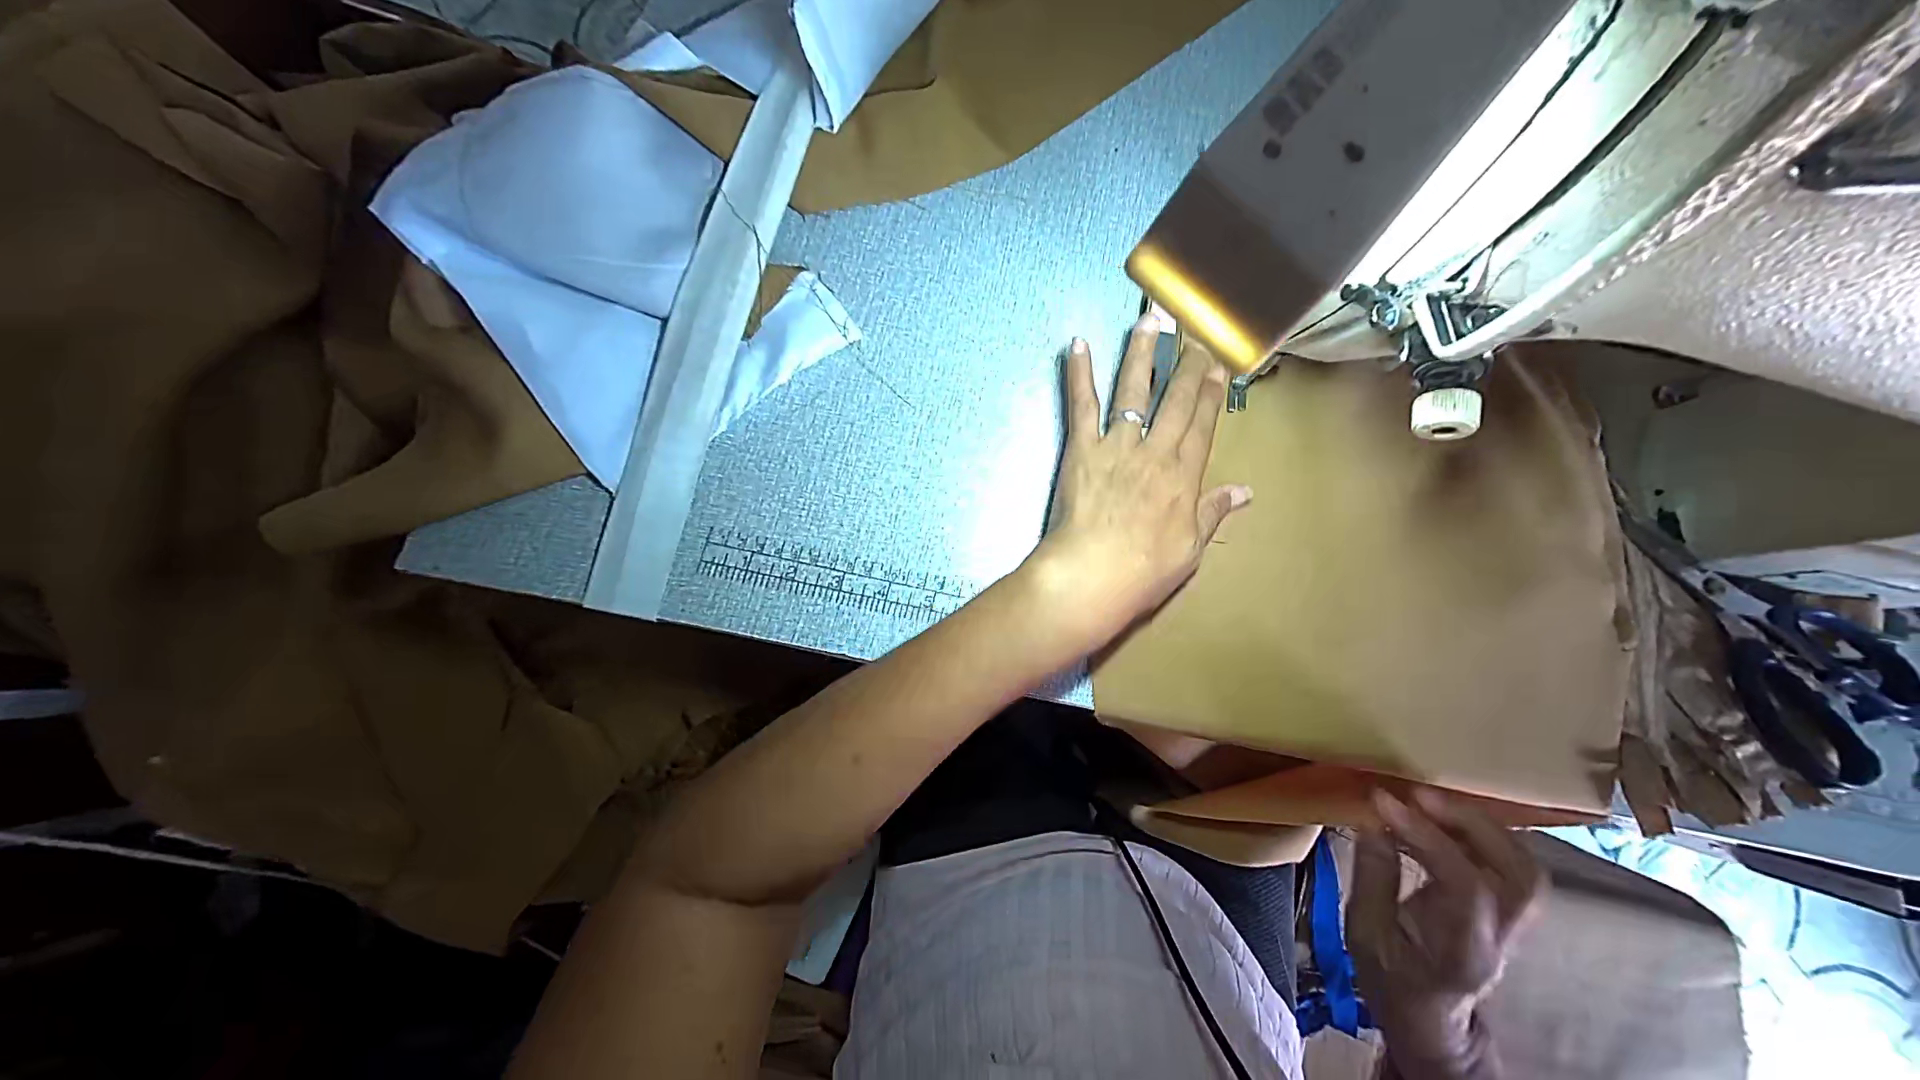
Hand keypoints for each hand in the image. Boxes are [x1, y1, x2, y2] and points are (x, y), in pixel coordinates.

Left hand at [1018, 311, 1249, 650]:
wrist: (1093, 573)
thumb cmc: (1144, 570)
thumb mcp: (1190, 548)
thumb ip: (1213, 513)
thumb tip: (1245, 491)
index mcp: (1184, 476)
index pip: (1202, 426)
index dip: (1210, 394)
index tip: (1218, 367)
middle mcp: (1155, 452)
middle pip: (1175, 401)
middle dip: (1187, 365)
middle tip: (1194, 334)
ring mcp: (1117, 446)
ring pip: (1133, 392)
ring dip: (1141, 353)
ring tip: (1147, 320)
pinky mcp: (1081, 448)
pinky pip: (1082, 404)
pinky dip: (1079, 373)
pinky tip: (1077, 344)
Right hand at [1351, 790, 1547, 1079]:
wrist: (1428, 1018)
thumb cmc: (1390, 978)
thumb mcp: (1363, 932)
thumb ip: (1371, 877)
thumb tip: (1372, 821)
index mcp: (1462, 948)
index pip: (1465, 884)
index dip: (1427, 835)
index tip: (1383, 801)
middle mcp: (1500, 937)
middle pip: (1518, 873)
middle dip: (1470, 822)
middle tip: (1418, 793)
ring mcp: (1514, 926)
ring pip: (1525, 866)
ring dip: (1481, 824)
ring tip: (1431, 801)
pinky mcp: (1509, 911)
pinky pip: (1512, 864)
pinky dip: (1481, 832)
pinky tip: (1444, 819)